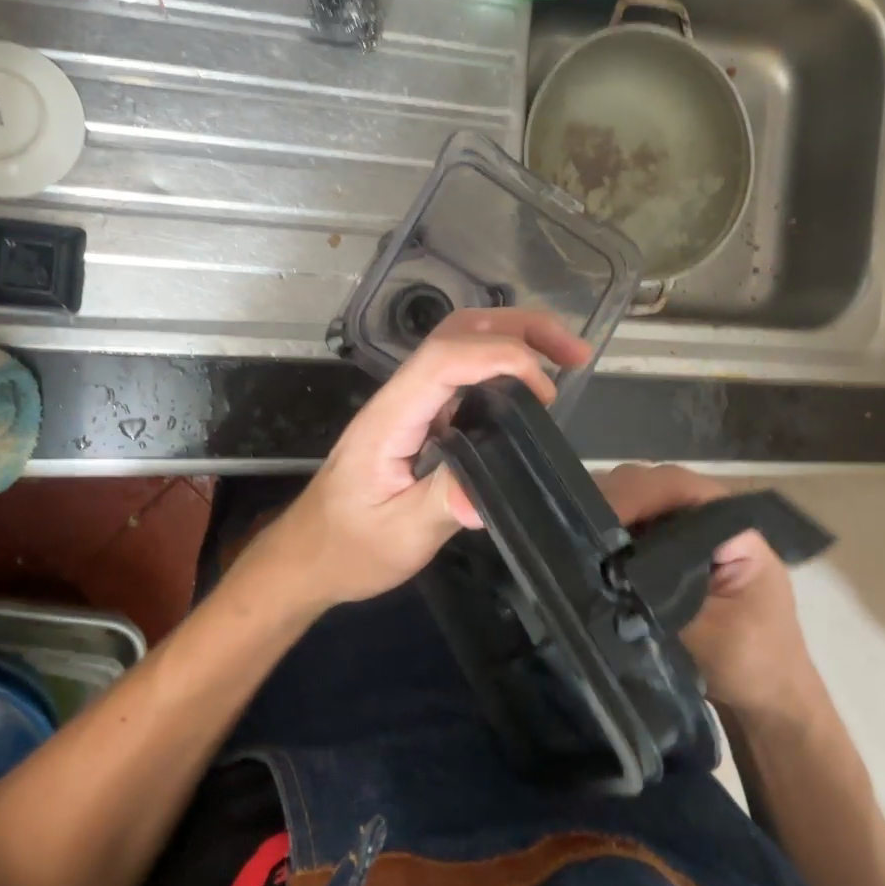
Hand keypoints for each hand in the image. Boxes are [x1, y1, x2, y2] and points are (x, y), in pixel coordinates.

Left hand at [266, 308, 591, 609]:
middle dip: (518, 329)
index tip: (545, 389)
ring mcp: (409, 406)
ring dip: (513, 340)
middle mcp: (399, 399)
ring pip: (459, 346)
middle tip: (575, 354)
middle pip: (455, 334)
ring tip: (567, 361)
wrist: (309, 556)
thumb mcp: (398, 536)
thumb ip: (440, 506)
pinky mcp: (419, 421)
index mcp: (390, 418)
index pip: (442, 360)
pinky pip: (462, 377)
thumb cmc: (348, 548)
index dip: (498, 357)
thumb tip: (485, 493)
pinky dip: (502, 368)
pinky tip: (531, 392)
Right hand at [595, 464, 821, 716]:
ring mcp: (687, 535)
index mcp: (732, 527)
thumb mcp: (707, 636)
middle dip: (611, 499)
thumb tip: (605, 575)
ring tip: (572, 537)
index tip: (596, 517)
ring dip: (605, 515)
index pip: (677, 487)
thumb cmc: (753, 667)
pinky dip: (607, 535)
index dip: (634, 493)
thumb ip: (660, 598)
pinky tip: (584, 551)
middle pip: (651, 486)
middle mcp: (708, 519)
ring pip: (637, 504)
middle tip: (571, 526)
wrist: (770, 705)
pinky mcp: (669, 554)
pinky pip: (632, 530)